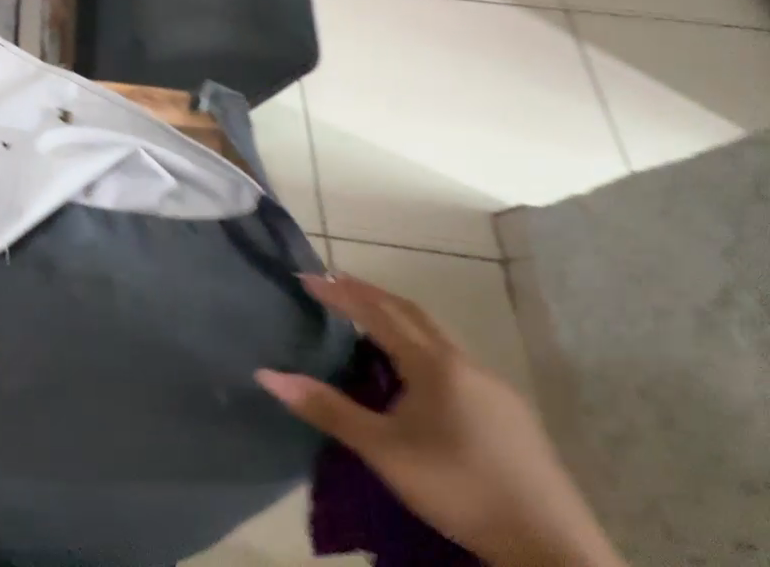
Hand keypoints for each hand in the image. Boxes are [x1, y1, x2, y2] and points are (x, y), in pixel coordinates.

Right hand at [257, 274, 624, 566]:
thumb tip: (266, 375)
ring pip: (438, 340)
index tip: (306, 278)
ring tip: (367, 325)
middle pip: (413, 316)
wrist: (551, 548)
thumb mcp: (382, 450)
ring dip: (399, 322)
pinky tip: (414, 376)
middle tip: (335, 284)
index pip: (379, 314)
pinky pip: (455, 364)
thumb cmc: (458, 487)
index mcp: (436, 366)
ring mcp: (495, 391)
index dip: (341, 293)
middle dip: (372, 296)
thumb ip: (327, 409)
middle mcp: (467, 366)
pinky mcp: (510, 416)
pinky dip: (421, 350)